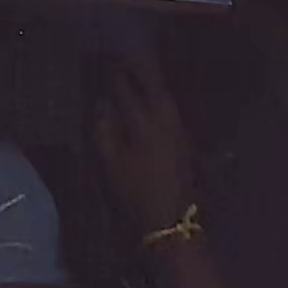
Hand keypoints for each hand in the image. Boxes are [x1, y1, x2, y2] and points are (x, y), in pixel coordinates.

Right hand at [92, 58, 193, 237]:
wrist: (173, 225)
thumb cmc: (136, 195)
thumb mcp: (111, 164)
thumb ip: (104, 129)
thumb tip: (102, 103)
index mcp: (142, 124)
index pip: (125, 90)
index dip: (114, 74)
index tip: (104, 62)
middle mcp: (164, 121)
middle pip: (153, 87)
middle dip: (138, 71)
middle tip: (124, 61)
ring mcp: (179, 132)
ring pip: (165, 98)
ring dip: (152, 84)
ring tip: (139, 75)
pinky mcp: (186, 143)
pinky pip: (171, 110)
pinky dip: (160, 99)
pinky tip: (153, 100)